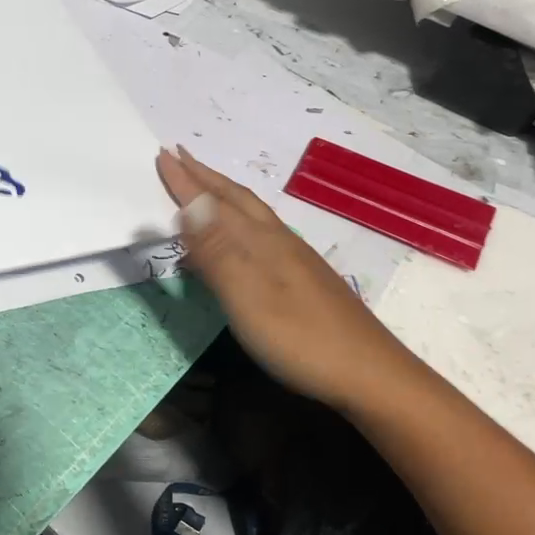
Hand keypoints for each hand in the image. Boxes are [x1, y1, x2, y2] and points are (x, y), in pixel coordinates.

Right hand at [156, 147, 420, 411]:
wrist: (374, 379)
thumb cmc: (301, 339)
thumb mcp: (248, 297)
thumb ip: (217, 251)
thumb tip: (190, 203)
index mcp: (260, 243)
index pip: (214, 203)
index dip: (186, 181)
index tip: (160, 155)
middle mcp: (278, 242)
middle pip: (237, 200)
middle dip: (204, 177)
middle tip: (178, 156)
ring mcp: (294, 261)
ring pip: (251, 215)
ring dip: (221, 195)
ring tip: (201, 185)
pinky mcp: (301, 279)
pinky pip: (259, 233)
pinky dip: (235, 221)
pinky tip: (234, 236)